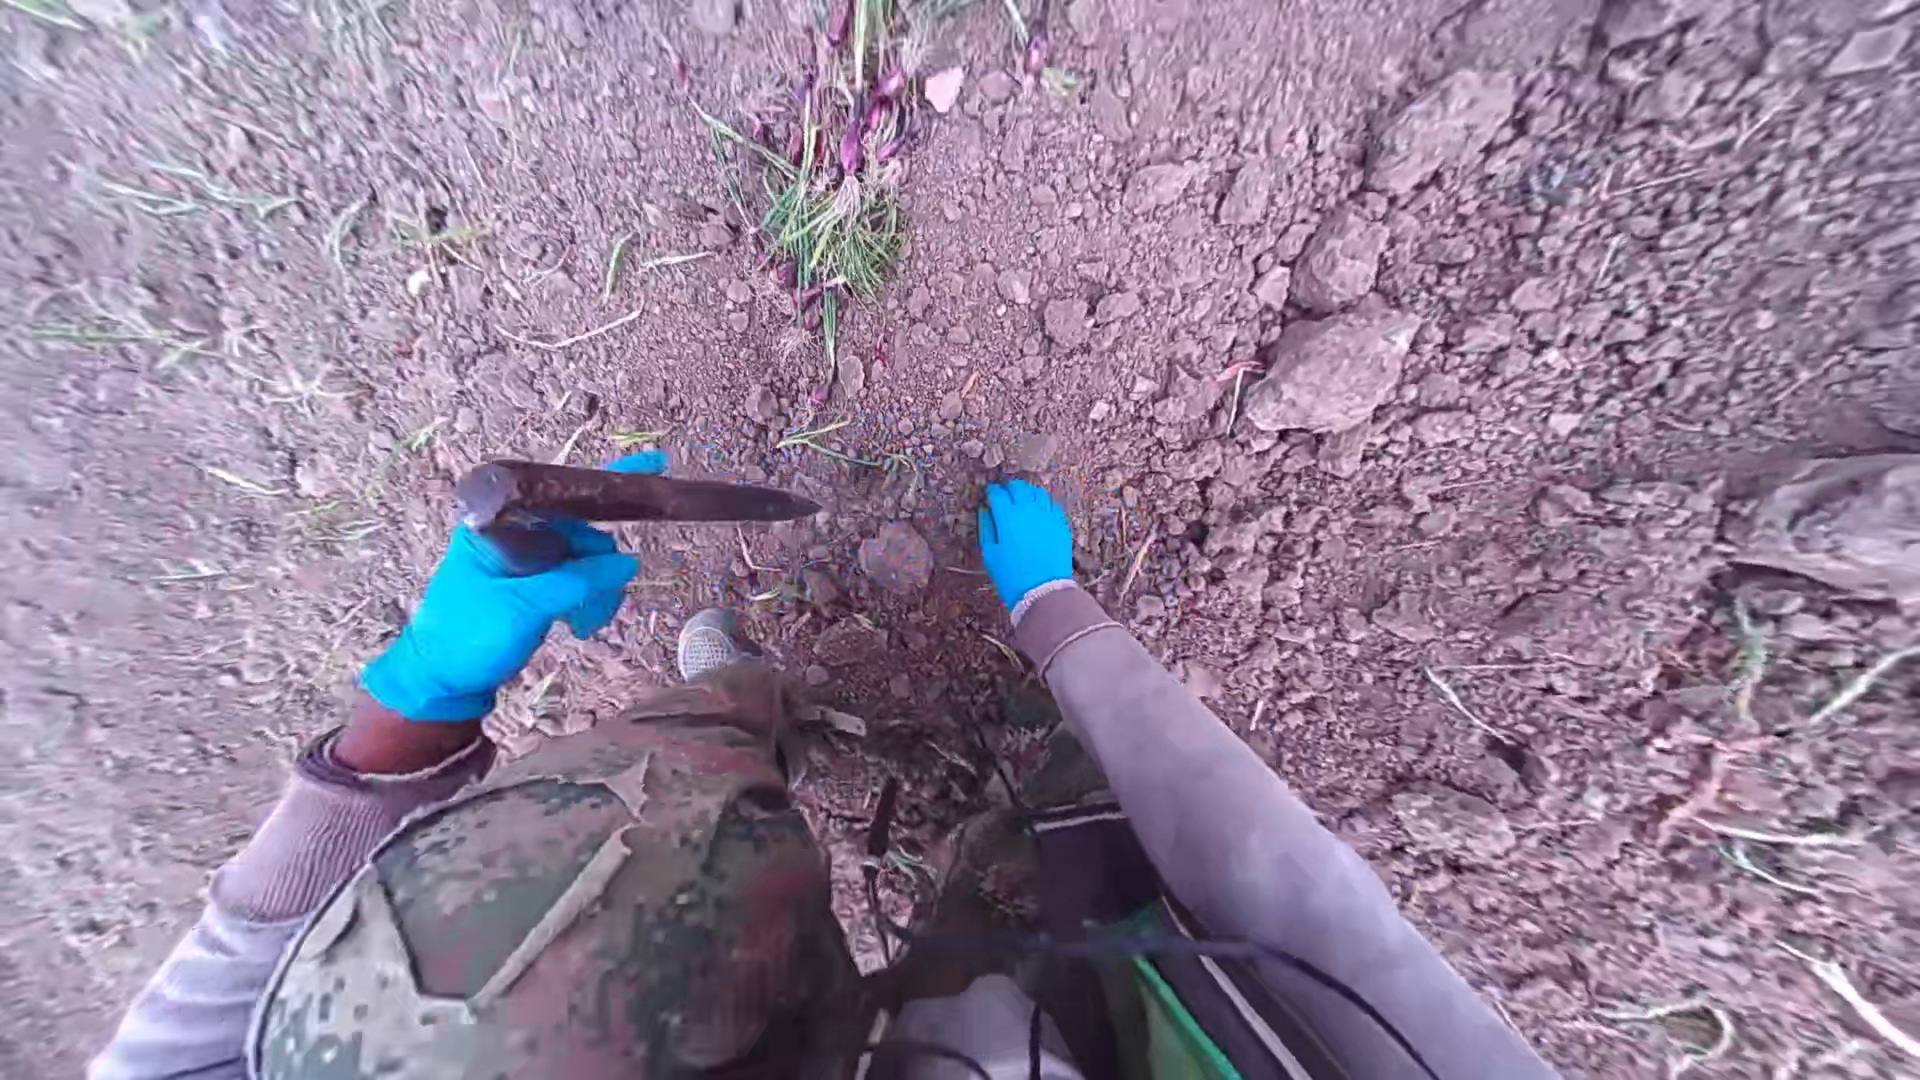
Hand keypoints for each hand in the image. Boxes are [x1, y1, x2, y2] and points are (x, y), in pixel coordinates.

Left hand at [360, 451, 662, 719]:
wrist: (441, 680)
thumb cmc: (470, 634)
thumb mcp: (524, 605)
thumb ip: (578, 580)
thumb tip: (628, 562)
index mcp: (499, 524)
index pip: (560, 491)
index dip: (608, 479)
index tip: (655, 463)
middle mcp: (517, 533)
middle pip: (584, 525)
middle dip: (602, 553)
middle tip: (607, 583)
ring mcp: (529, 558)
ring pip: (588, 553)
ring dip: (600, 578)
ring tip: (592, 610)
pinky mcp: (540, 581)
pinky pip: (582, 574)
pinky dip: (594, 590)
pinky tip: (590, 612)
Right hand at [977, 479, 1072, 610]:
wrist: (1043, 590)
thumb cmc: (1012, 576)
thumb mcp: (991, 555)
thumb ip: (987, 529)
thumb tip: (986, 513)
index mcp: (1007, 516)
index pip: (997, 494)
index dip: (992, 493)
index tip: (990, 495)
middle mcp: (1028, 510)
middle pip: (1018, 487)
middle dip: (1009, 489)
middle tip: (1005, 495)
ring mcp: (1048, 515)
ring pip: (1037, 492)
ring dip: (1028, 493)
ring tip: (1023, 500)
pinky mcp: (1061, 524)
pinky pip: (1052, 505)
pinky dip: (1043, 503)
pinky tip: (1039, 510)